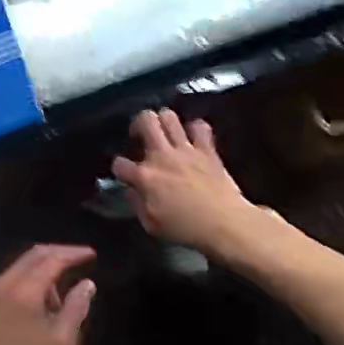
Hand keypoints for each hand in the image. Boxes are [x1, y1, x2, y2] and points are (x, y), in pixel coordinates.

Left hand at [0, 245, 96, 344]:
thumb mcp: (62, 341)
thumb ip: (76, 307)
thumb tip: (87, 283)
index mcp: (23, 288)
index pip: (52, 259)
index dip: (74, 254)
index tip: (92, 254)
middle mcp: (4, 282)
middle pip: (34, 255)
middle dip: (58, 253)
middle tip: (80, 259)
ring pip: (21, 266)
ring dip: (44, 270)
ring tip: (61, 297)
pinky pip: (11, 279)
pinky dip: (30, 280)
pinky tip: (40, 303)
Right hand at [112, 109, 253, 246]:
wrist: (223, 222)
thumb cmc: (185, 228)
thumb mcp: (151, 225)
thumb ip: (137, 203)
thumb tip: (132, 190)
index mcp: (145, 177)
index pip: (120, 163)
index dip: (119, 167)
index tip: (125, 173)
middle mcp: (161, 156)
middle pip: (145, 120)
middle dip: (138, 124)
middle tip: (142, 137)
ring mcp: (185, 149)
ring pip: (169, 116)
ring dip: (164, 121)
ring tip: (165, 134)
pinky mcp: (207, 149)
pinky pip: (199, 126)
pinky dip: (195, 130)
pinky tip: (193, 139)